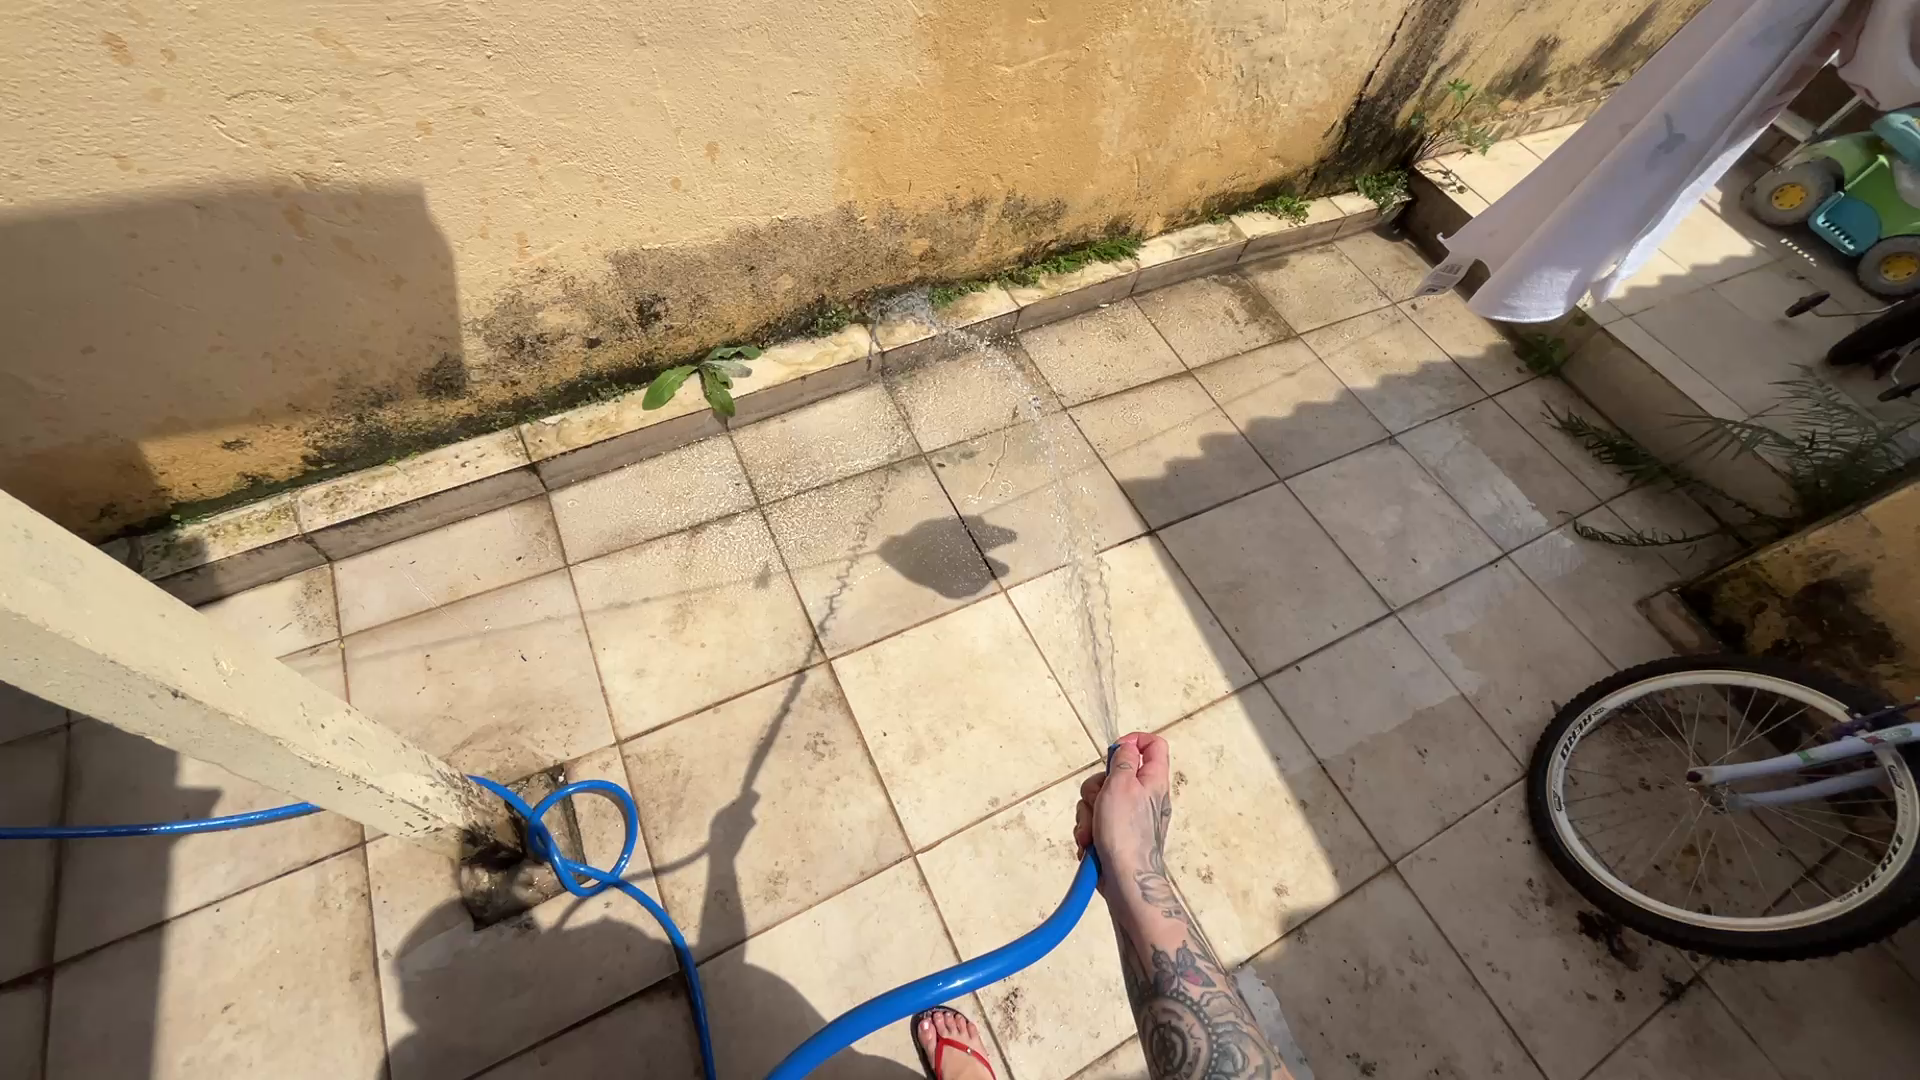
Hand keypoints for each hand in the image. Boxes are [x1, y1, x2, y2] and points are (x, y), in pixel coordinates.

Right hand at [1073, 732, 1171, 880]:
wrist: (1125, 881)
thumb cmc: (1126, 833)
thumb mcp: (1122, 785)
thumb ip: (1124, 760)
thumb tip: (1127, 747)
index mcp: (1153, 780)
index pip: (1154, 745)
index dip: (1133, 740)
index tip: (1113, 751)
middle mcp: (1143, 796)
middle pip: (1114, 772)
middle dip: (1096, 787)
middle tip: (1098, 802)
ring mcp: (1129, 816)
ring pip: (1098, 798)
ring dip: (1088, 813)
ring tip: (1093, 830)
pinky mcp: (1115, 833)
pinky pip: (1094, 819)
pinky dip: (1088, 829)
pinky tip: (1090, 842)